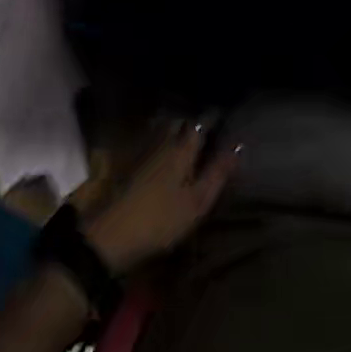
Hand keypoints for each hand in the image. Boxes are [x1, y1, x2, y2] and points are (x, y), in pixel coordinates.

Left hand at [83, 124, 236, 273]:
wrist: (112, 233)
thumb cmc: (161, 218)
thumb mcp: (197, 201)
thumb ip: (217, 173)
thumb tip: (238, 146)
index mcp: (181, 148)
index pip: (200, 123)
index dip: (212, 118)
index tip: (224, 118)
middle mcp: (162, 141)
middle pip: (179, 121)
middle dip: (192, 121)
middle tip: (206, 128)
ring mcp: (143, 150)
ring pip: (162, 128)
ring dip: (175, 127)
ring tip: (188, 136)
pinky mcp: (129, 162)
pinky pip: (149, 139)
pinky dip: (160, 139)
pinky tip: (164, 151)